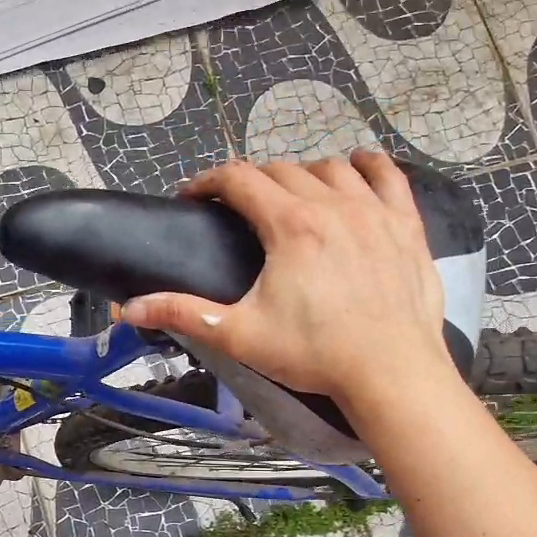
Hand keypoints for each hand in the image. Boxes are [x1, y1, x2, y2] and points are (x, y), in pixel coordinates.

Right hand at [121, 151, 454, 419]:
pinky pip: (389, 177)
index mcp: (289, 226)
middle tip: (234, 207)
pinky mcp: (406, 225)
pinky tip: (356, 168)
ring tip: (288, 194)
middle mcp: (333, 205)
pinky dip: (367, 167)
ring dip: (303, 174)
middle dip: (252, 181)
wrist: (389, 370)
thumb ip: (182, 314)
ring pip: (334, 168)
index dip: (209, 181)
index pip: (241, 180)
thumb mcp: (237, 335)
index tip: (192, 196)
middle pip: (284, 170)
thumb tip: (129, 309)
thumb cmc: (310, 353)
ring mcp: (376, 211)